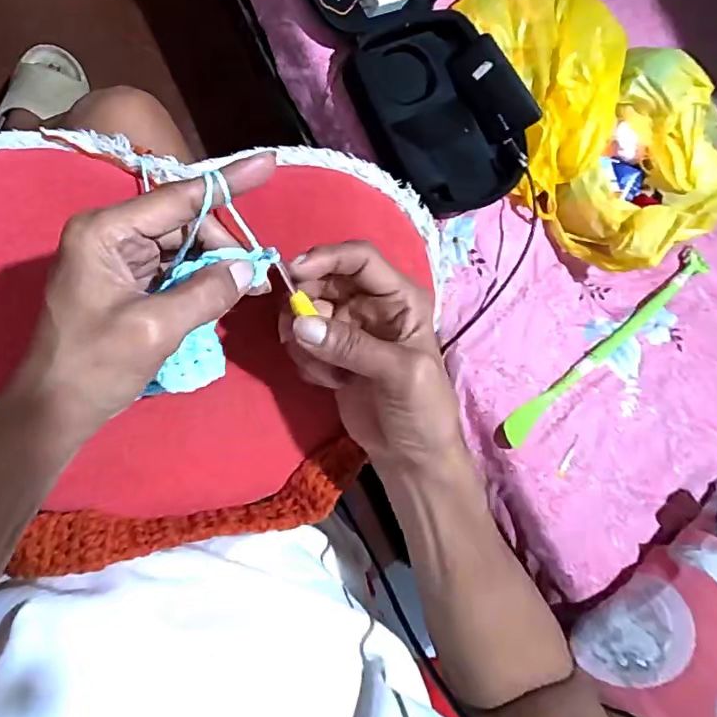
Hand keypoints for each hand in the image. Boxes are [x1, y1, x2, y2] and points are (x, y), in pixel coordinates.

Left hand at [9, 153, 275, 440]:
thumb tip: (248, 269)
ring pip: (180, 244)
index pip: (178, 197)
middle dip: (222, 242)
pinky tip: (223, 290)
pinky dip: (198, 277)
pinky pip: (171, 266)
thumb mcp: (155, 328)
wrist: (52, 411)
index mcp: (105, 231)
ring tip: (248, 284)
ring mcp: (115, 256)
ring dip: (214, 262)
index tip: (267, 162)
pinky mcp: (123, 280)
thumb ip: (206, 292)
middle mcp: (109, 233)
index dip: (227, 183)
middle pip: (182, 221)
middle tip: (258, 273)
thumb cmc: (93, 366)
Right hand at [278, 241, 466, 473]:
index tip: (293, 272)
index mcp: (400, 297)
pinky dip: (305, 358)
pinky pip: (302, 339)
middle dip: (304, 300)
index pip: (359, 258)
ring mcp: (348, 328)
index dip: (326, 257)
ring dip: (303, 337)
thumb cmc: (423, 411)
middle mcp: (372, 304)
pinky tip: (329, 382)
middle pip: (324, 279)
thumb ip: (351, 346)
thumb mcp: (399, 374)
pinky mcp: (330, 352)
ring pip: (306, 309)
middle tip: (293, 331)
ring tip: (324, 371)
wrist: (413, 459)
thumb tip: (300, 323)